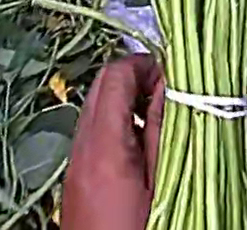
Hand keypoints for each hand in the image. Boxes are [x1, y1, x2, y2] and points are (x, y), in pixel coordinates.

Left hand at [60, 55, 163, 229]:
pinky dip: (116, 123)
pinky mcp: (75, 181)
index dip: (145, 66)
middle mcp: (81, 147)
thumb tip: (169, 82)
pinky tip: (140, 146)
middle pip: (102, 84)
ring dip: (126, 100)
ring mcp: (74, 164)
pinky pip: (93, 132)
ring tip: (157, 120)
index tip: (172, 80)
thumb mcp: (164, 181)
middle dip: (135, 78)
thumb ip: (164, 126)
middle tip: (167, 95)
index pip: (116, 74)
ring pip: (96, 106)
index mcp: (103, 144)